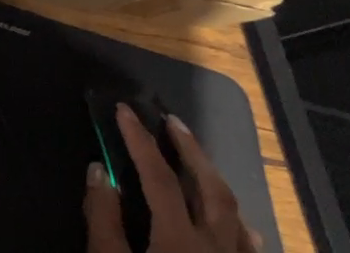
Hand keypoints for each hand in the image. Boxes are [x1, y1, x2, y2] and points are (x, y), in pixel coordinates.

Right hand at [85, 104, 264, 252]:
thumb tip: (99, 170)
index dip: (139, 140)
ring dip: (215, 182)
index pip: (157, 176)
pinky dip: (238, 224)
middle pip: (211, 189)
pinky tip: (233, 224)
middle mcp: (219, 249)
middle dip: (191, 150)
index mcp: (179, 241)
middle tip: (171, 122)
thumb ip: (103, 219)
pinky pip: (251, 248)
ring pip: (238, 216)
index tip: (123, 111)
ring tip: (197, 162)